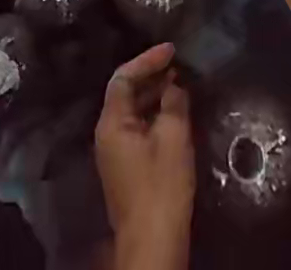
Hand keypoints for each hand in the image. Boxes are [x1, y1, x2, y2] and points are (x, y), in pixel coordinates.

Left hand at [96, 43, 193, 269]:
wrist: (153, 241)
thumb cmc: (161, 184)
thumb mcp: (173, 136)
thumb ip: (174, 102)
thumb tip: (175, 84)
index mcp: (112, 124)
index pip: (122, 78)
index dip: (147, 59)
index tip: (172, 49)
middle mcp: (108, 135)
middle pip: (125, 92)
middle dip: (152, 74)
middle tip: (179, 62)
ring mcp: (116, 152)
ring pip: (134, 110)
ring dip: (156, 93)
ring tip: (182, 81)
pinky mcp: (128, 166)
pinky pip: (139, 126)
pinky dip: (156, 112)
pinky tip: (177, 111)